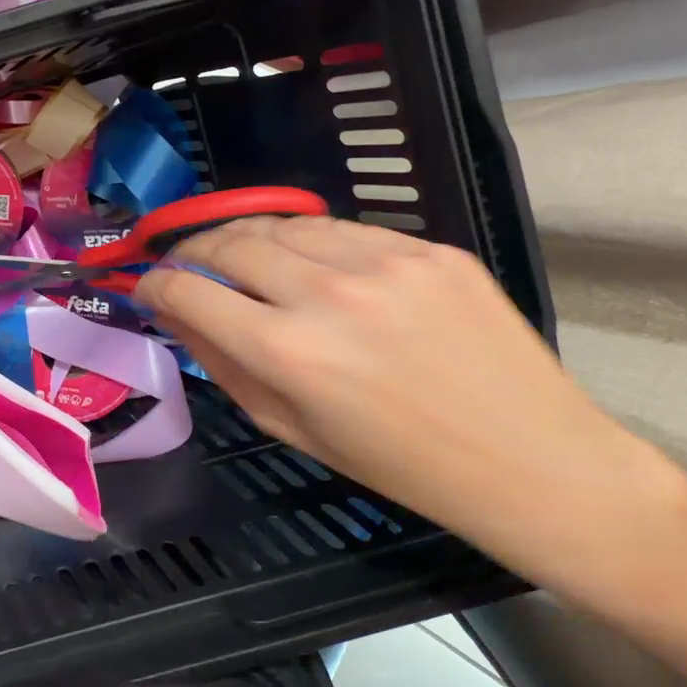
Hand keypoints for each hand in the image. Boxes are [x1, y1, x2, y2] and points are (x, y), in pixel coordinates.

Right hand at [133, 216, 670, 546]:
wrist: (537, 464)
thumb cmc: (397, 463)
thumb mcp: (287, 425)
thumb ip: (218, 361)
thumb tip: (171, 310)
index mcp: (287, 353)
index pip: (186, 289)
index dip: (155, 284)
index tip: (148, 287)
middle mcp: (328, 296)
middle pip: (227, 242)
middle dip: (192, 250)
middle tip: (187, 265)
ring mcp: (385, 265)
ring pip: (281, 223)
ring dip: (248, 238)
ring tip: (247, 259)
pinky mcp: (432, 250)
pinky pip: (342, 227)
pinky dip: (310, 241)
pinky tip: (316, 265)